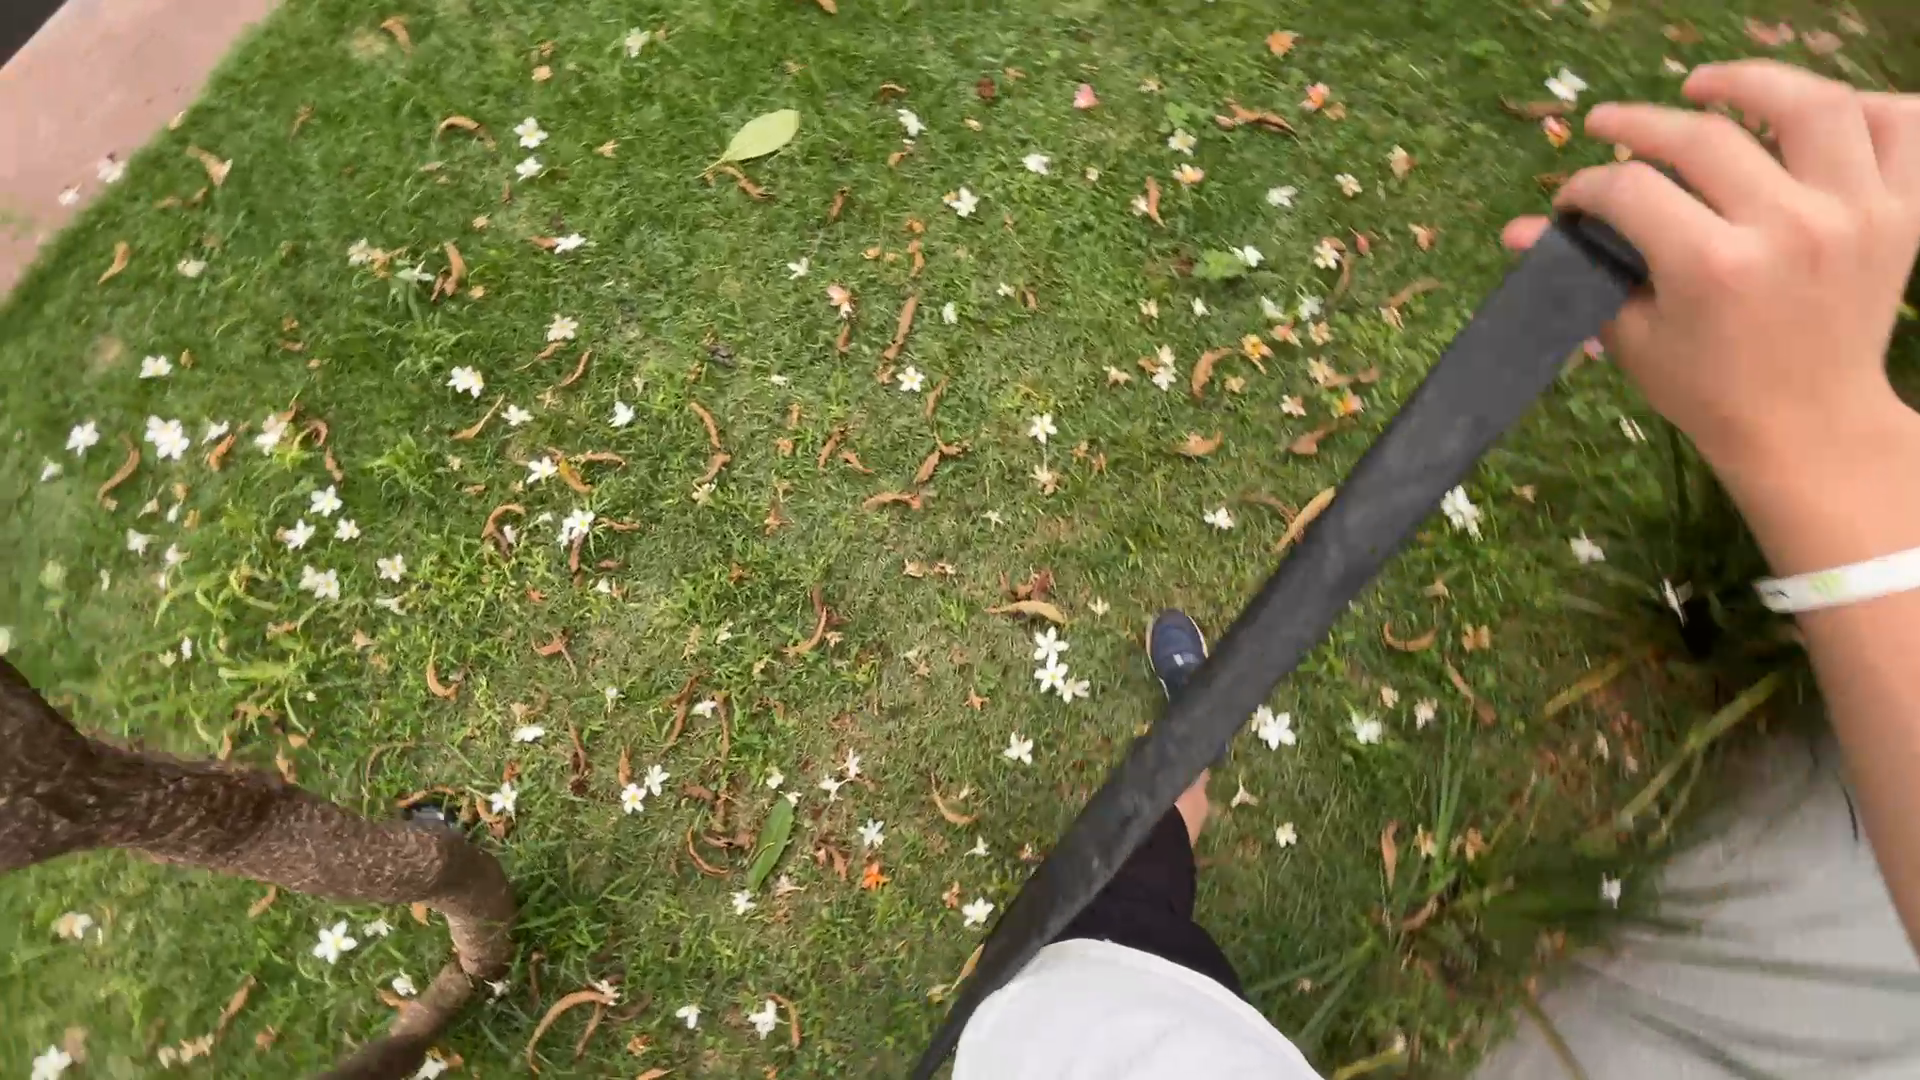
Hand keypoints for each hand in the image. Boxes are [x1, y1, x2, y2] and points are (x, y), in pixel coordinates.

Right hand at [1504, 60, 1919, 475]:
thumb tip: (1517, 232)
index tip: (1568, 200)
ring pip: (1813, 107)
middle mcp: (1789, 225)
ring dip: (1751, 84)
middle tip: (1605, 122)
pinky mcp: (1906, 209)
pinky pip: (1902, 125)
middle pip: (1708, 138)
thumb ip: (1582, 271)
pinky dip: (1856, 105)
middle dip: (1641, 123)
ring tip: (1706, 85)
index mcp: (1712, 265)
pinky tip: (1808, 114)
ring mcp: (1859, 210)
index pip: (1633, 190)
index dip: (1587, 186)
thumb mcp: (1626, 333)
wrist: (1804, 418)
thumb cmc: (1700, 386)